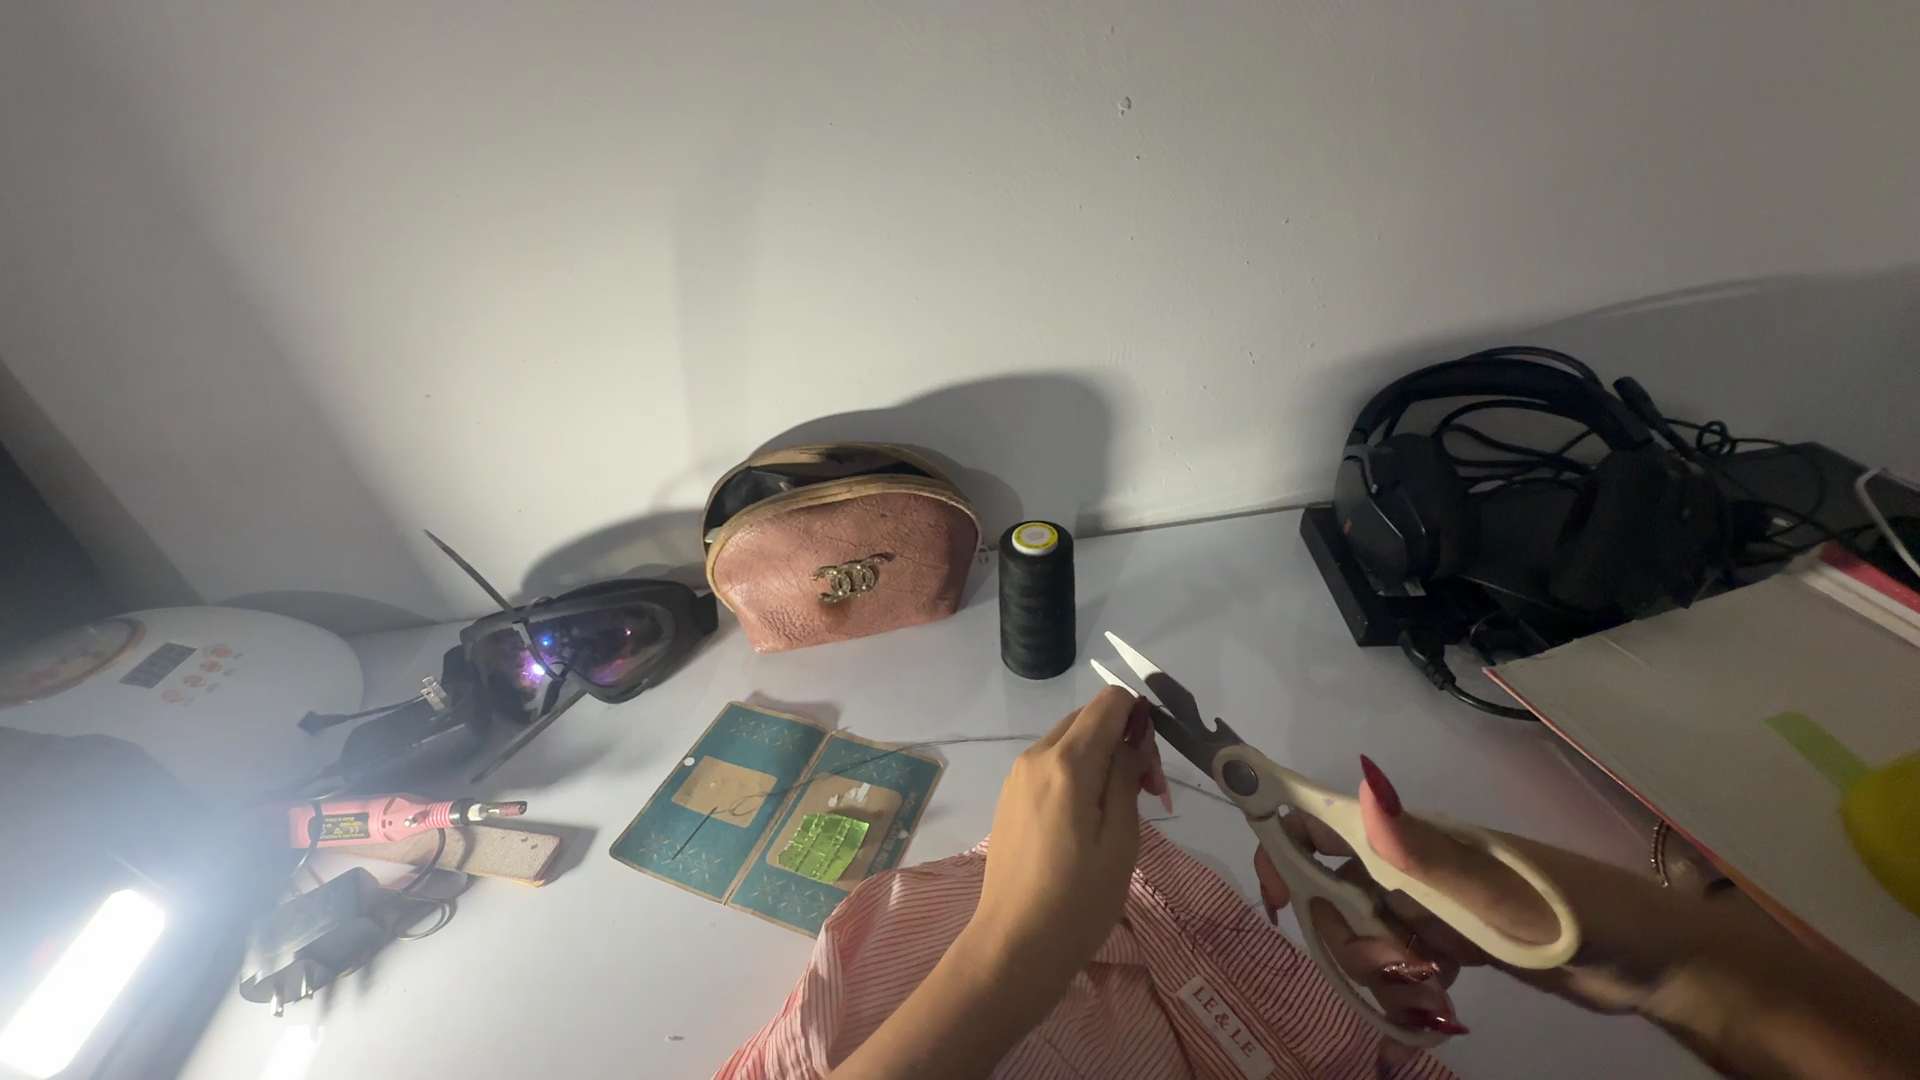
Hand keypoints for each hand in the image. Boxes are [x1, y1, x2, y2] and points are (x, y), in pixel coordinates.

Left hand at [968, 687, 1164, 995]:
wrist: (1013, 944)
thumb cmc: (1078, 899)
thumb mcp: (1120, 838)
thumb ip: (1126, 775)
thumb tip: (1132, 736)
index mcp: (1066, 761)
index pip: (1108, 702)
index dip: (1138, 719)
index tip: (1152, 766)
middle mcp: (1036, 755)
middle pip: (1088, 719)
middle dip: (1123, 741)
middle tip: (1146, 794)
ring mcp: (1017, 774)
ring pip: (1069, 741)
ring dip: (1100, 758)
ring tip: (1119, 812)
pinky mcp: (1009, 794)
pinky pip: (1050, 764)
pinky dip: (1076, 773)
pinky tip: (1087, 818)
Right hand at [1258, 755, 1919, 1077]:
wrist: (1654, 963)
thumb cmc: (1573, 913)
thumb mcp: (1497, 889)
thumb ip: (1422, 848)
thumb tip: (1362, 783)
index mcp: (1404, 836)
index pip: (1316, 821)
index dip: (1279, 841)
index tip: (1275, 896)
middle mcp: (1401, 862)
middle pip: (1326, 889)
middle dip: (1343, 934)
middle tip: (1396, 966)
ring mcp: (1421, 903)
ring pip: (1357, 932)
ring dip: (1376, 971)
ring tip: (1430, 994)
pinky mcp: (1442, 940)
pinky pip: (1392, 963)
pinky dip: (1400, 992)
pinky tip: (1436, 1008)